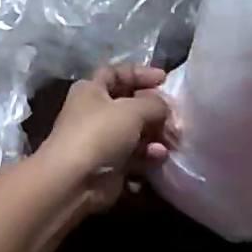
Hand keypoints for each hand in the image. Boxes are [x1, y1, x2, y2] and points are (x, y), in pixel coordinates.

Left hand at [38, 65, 173, 208]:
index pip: (115, 73)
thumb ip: (154, 103)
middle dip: (155, 110)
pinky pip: (136, 153)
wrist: (75, 178)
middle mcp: (94, 111)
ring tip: (172, 140)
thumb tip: (162, 106)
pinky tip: (158, 156)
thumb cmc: (99, 132)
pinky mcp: (111, 162)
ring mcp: (102, 138)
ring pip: (136, 130)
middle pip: (130, 104)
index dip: (139, 73)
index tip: (165, 79)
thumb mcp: (131, 109)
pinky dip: (148, 153)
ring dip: (157, 134)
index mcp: (90, 90)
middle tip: (175, 117)